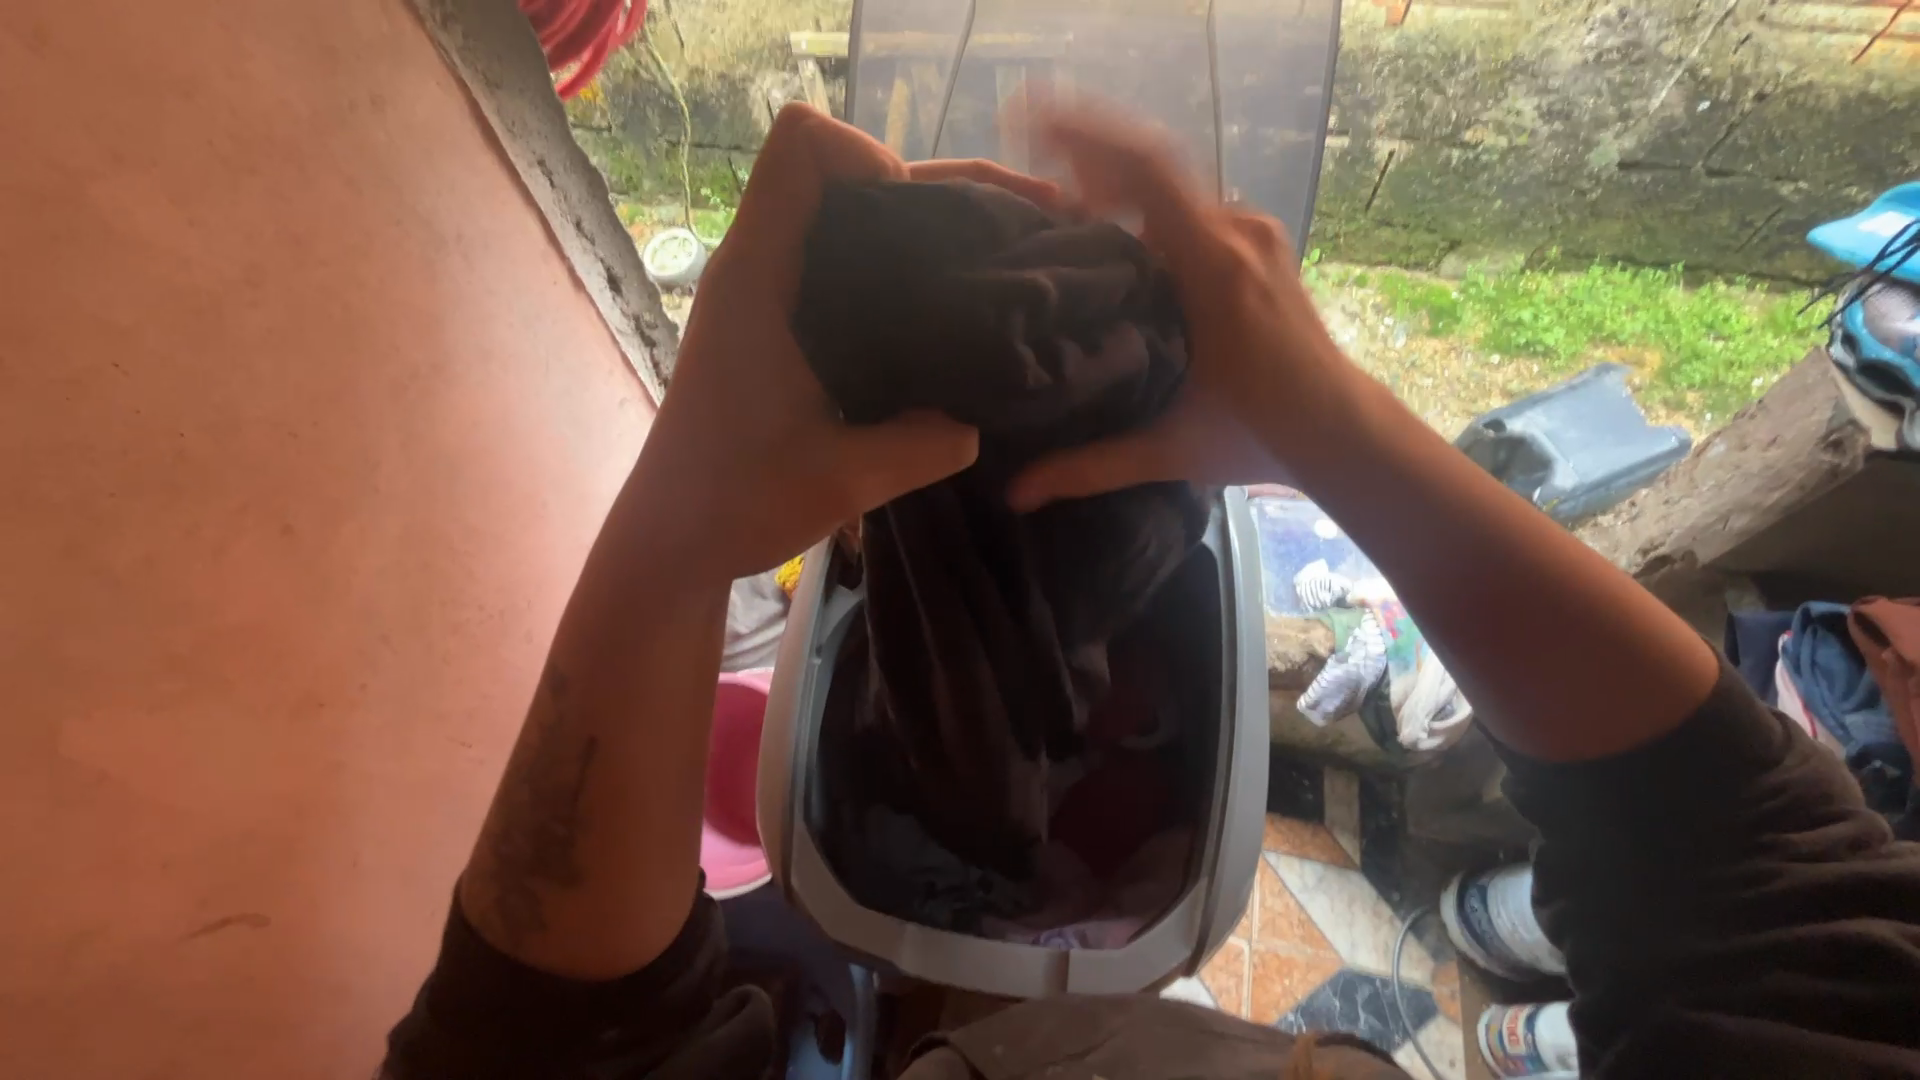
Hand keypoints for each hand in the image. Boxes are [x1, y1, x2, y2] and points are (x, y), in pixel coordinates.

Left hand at [625, 104, 1061, 581]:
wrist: (675, 538)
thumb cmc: (738, 505)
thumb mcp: (847, 481)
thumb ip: (928, 443)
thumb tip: (980, 416)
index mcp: (761, 278)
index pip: (803, 143)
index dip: (872, 160)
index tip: (922, 231)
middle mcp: (760, 269)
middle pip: (840, 175)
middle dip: (928, 194)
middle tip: (1003, 242)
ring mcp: (766, 298)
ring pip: (846, 225)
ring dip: (917, 240)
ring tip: (993, 275)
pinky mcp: (776, 330)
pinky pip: (840, 272)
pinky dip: (896, 281)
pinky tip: (943, 325)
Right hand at [1006, 107, 1360, 509]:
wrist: (1341, 429)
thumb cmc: (1258, 436)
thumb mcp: (1166, 449)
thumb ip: (1088, 468)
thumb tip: (1015, 495)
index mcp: (1212, 270)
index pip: (1147, 173)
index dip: (1086, 143)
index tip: (1029, 136)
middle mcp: (1236, 235)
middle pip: (1153, 167)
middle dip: (1089, 156)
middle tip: (1030, 166)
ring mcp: (1253, 235)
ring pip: (1175, 187)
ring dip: (1119, 182)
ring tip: (1063, 196)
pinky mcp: (1260, 246)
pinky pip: (1194, 206)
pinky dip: (1149, 204)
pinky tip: (1118, 229)